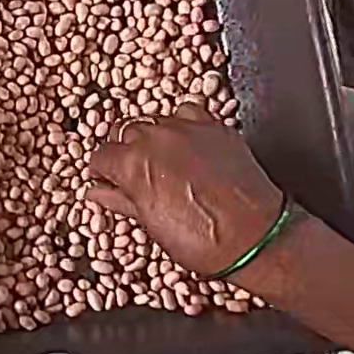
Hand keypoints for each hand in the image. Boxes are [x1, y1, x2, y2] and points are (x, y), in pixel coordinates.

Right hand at [84, 105, 283, 278]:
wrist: (255, 238)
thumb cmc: (202, 239)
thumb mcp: (150, 222)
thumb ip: (120, 199)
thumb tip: (97, 192)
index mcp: (131, 164)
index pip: (101, 155)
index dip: (102, 169)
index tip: (107, 179)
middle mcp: (155, 139)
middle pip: (124, 132)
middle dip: (124, 150)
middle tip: (134, 172)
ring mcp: (186, 130)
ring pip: (153, 120)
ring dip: (150, 137)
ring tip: (161, 160)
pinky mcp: (214, 128)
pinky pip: (187, 113)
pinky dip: (181, 125)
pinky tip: (185, 144)